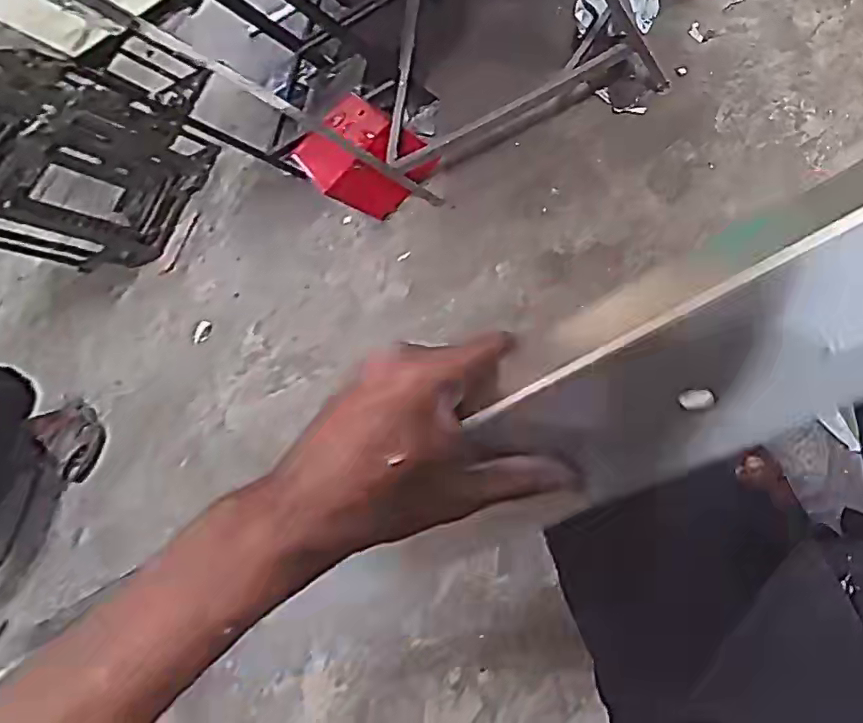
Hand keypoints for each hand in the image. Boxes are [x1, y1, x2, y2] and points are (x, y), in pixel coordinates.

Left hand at [254, 333, 575, 567]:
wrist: (294, 517)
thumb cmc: (381, 501)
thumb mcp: (458, 492)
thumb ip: (517, 476)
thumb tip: (567, 474)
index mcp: (431, 375)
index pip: (494, 345)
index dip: (514, 365)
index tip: (520, 394)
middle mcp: (402, 358)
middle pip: (464, 359)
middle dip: (476, 389)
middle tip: (476, 430)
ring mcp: (373, 366)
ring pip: (435, 367)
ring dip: (446, 393)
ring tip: (439, 437)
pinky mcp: (354, 379)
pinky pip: (406, 374)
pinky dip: (417, 396)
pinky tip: (406, 435)